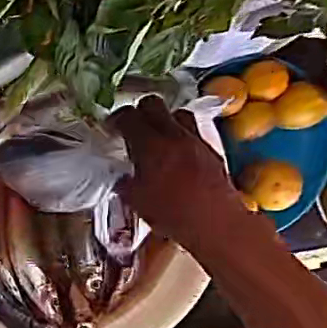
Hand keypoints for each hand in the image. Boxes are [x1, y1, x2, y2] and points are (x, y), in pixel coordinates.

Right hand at [109, 96, 256, 250]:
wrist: (216, 223)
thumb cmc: (170, 213)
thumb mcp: (134, 198)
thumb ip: (124, 180)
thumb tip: (121, 176)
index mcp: (150, 146)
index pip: (128, 117)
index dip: (115, 118)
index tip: (109, 127)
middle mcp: (174, 137)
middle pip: (154, 104)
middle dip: (138, 111)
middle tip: (130, 125)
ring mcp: (196, 141)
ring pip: (177, 113)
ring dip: (163, 119)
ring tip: (154, 135)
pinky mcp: (211, 151)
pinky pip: (192, 131)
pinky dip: (179, 135)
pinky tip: (173, 152)